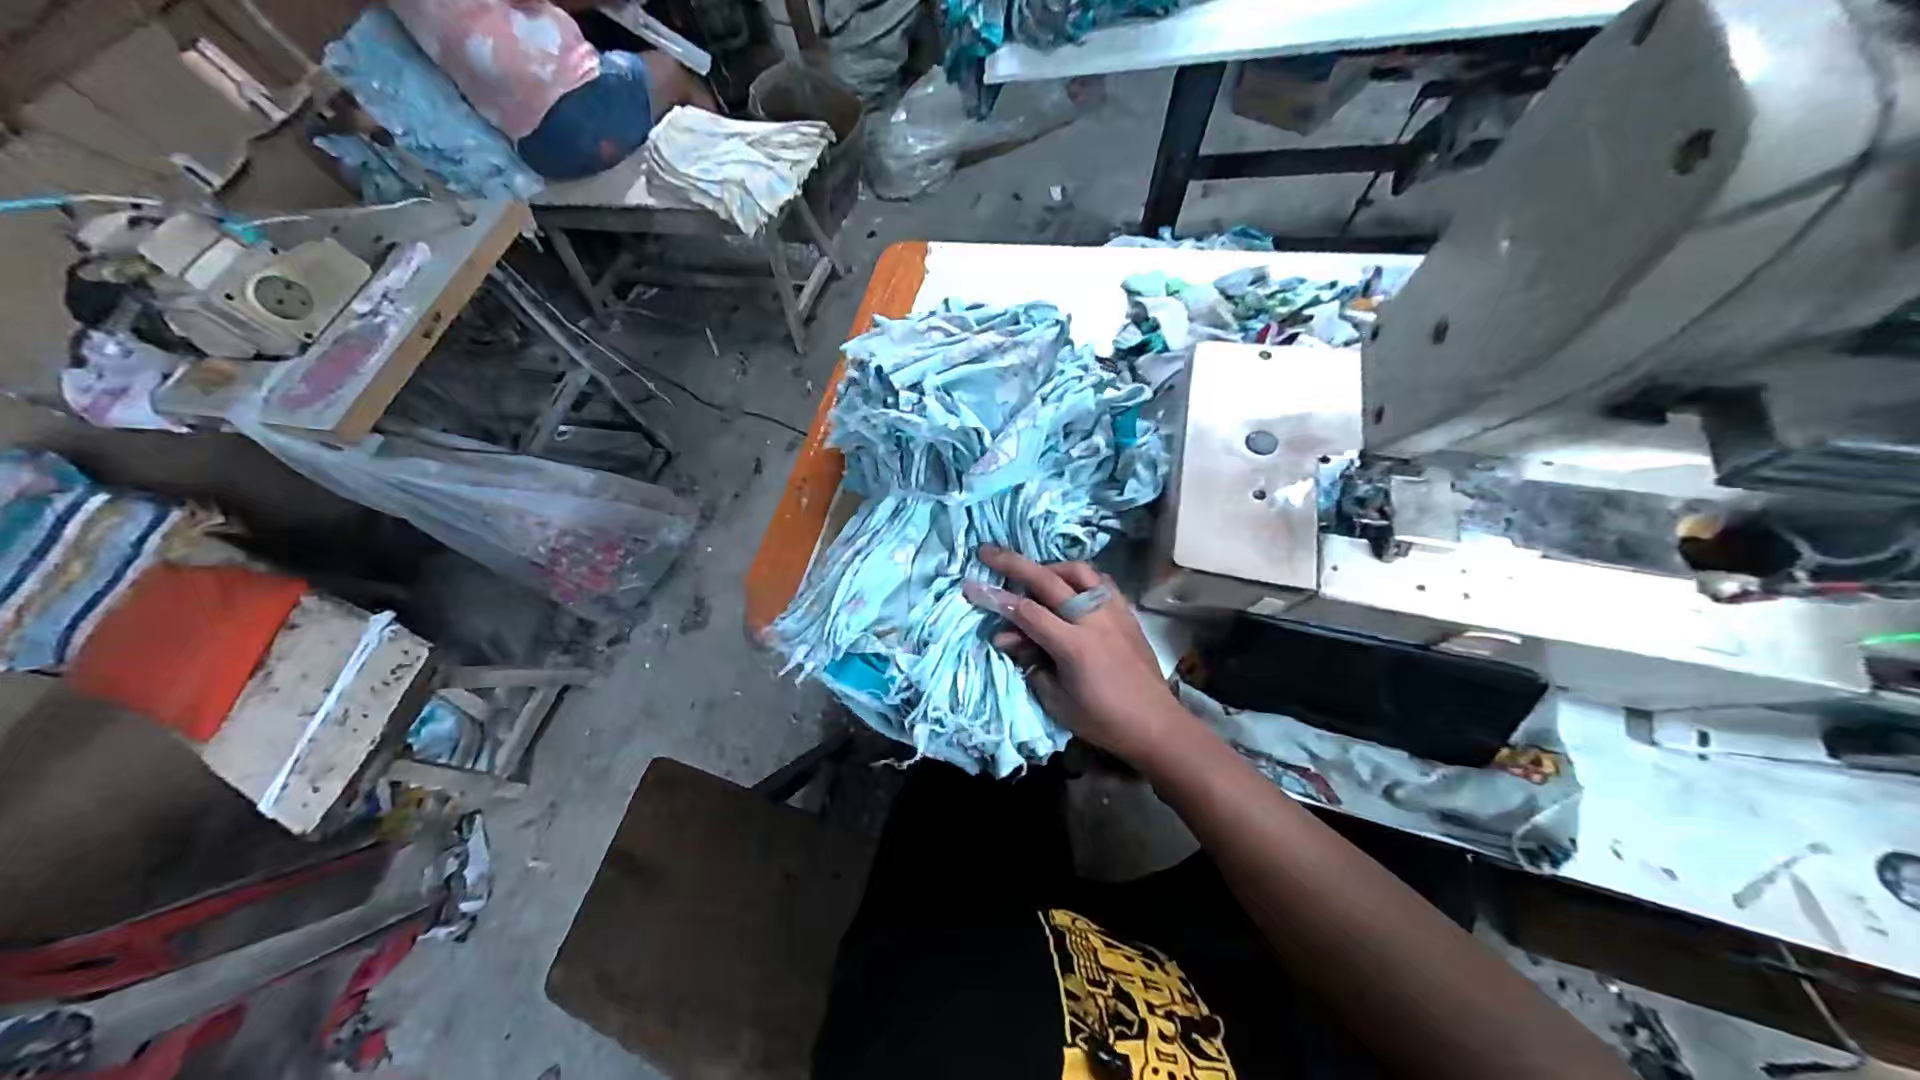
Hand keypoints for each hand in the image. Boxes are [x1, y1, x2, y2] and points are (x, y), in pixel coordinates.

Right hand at [962, 545, 1199, 768]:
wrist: (1156, 724)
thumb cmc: (1103, 720)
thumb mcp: (1057, 700)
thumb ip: (1031, 663)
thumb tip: (1004, 638)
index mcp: (1074, 645)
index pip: (1025, 612)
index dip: (995, 598)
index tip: (971, 587)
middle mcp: (1093, 619)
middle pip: (1047, 580)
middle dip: (1013, 564)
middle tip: (988, 552)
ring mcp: (1114, 612)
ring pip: (1079, 572)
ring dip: (1050, 567)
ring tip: (1034, 573)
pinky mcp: (1127, 613)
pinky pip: (1100, 582)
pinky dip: (1079, 577)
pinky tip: (1070, 586)